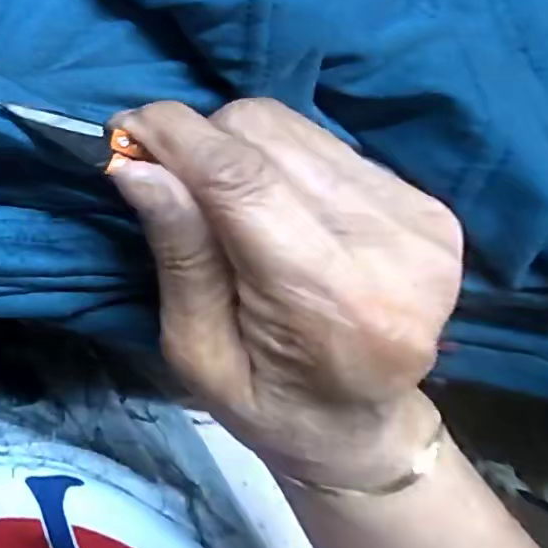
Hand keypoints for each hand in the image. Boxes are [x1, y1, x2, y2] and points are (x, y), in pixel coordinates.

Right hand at [109, 99, 462, 490]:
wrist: (363, 422)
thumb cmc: (267, 402)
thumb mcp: (196, 350)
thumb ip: (177, 252)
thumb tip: (134, 165)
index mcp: (333, 303)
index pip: (240, 181)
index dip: (174, 137)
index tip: (122, 128)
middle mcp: (390, 247)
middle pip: (261, 136)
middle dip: (195, 139)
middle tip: (162, 171)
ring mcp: (418, 218)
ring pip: (286, 124)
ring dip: (230, 141)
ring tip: (215, 190)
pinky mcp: (424, 200)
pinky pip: (315, 136)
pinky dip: (269, 151)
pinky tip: (264, 192)